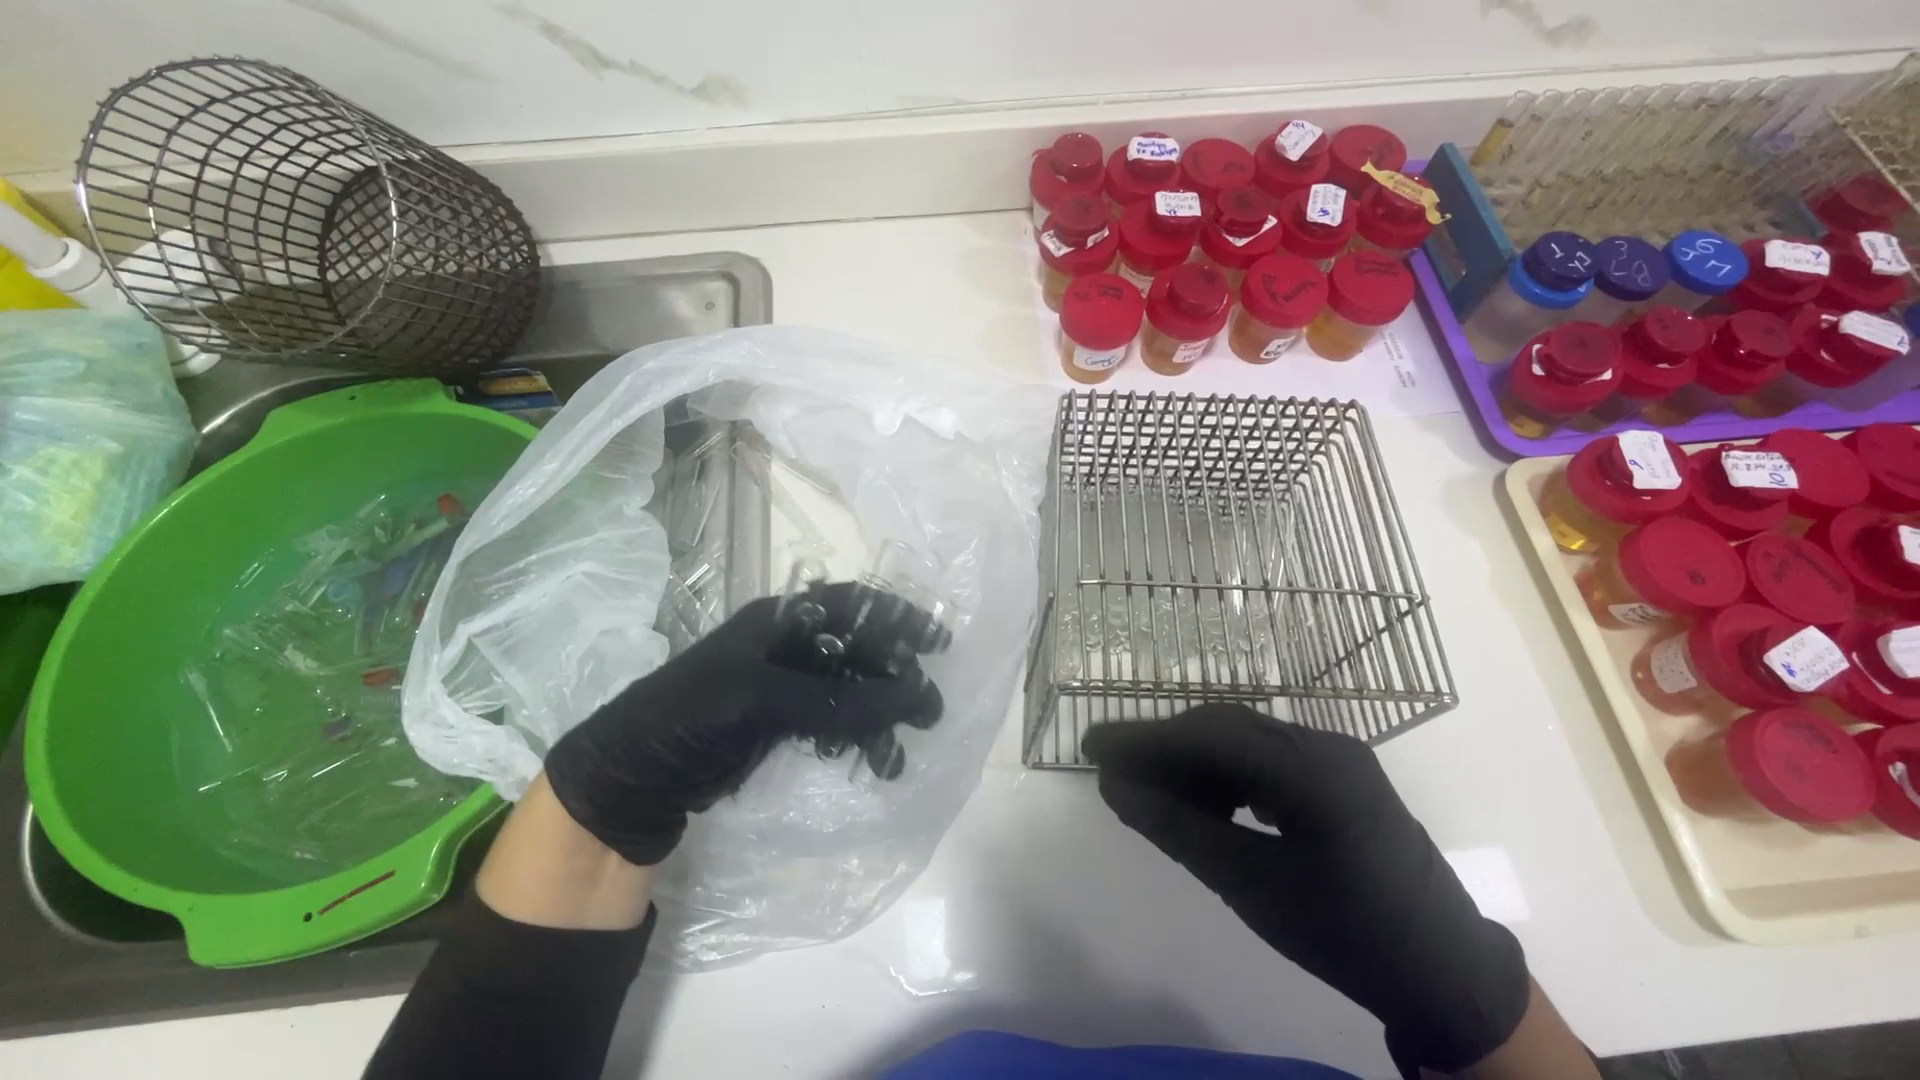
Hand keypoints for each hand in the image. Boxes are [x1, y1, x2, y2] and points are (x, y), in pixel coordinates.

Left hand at [544, 583, 944, 865]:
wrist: (631, 778)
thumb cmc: (689, 717)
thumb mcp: (762, 699)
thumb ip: (838, 698)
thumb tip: (914, 695)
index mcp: (779, 622)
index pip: (851, 606)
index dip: (897, 619)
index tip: (938, 646)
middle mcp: (786, 648)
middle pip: (858, 652)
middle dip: (895, 679)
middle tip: (929, 715)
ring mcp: (783, 689)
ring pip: (849, 693)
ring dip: (879, 720)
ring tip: (894, 761)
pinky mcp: (779, 726)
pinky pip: (834, 723)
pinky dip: (856, 740)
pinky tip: (869, 763)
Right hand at [1083, 704, 1529, 1076]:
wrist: (1441, 971)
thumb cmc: (1344, 933)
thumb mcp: (1249, 885)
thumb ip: (1178, 828)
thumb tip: (1113, 787)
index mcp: (1310, 768)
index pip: (1206, 735)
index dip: (1143, 739)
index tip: (1092, 747)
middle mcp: (1325, 745)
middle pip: (1224, 728)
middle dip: (1164, 747)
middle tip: (1114, 773)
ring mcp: (1339, 757)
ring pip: (1245, 741)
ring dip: (1195, 762)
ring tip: (1155, 796)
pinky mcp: (1343, 777)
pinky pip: (1269, 759)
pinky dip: (1228, 776)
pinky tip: (1209, 805)